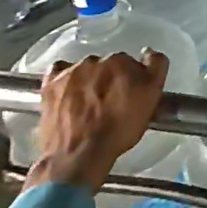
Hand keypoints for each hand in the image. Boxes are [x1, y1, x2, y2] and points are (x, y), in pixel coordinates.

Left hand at [25, 49, 170, 190]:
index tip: (131, 96)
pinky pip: (59, 71)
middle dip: (111, 79)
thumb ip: (156, 68)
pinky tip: (68, 92)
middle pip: (109, 65)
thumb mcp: (151, 99)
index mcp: (123, 61)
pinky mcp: (50, 84)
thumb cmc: (119, 129)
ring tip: (88, 105)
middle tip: (111, 103)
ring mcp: (71, 70)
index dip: (134, 80)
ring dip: (90, 80)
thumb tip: (149, 52)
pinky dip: (65, 78)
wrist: (78, 155)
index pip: (134, 64)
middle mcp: (96, 60)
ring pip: (86, 69)